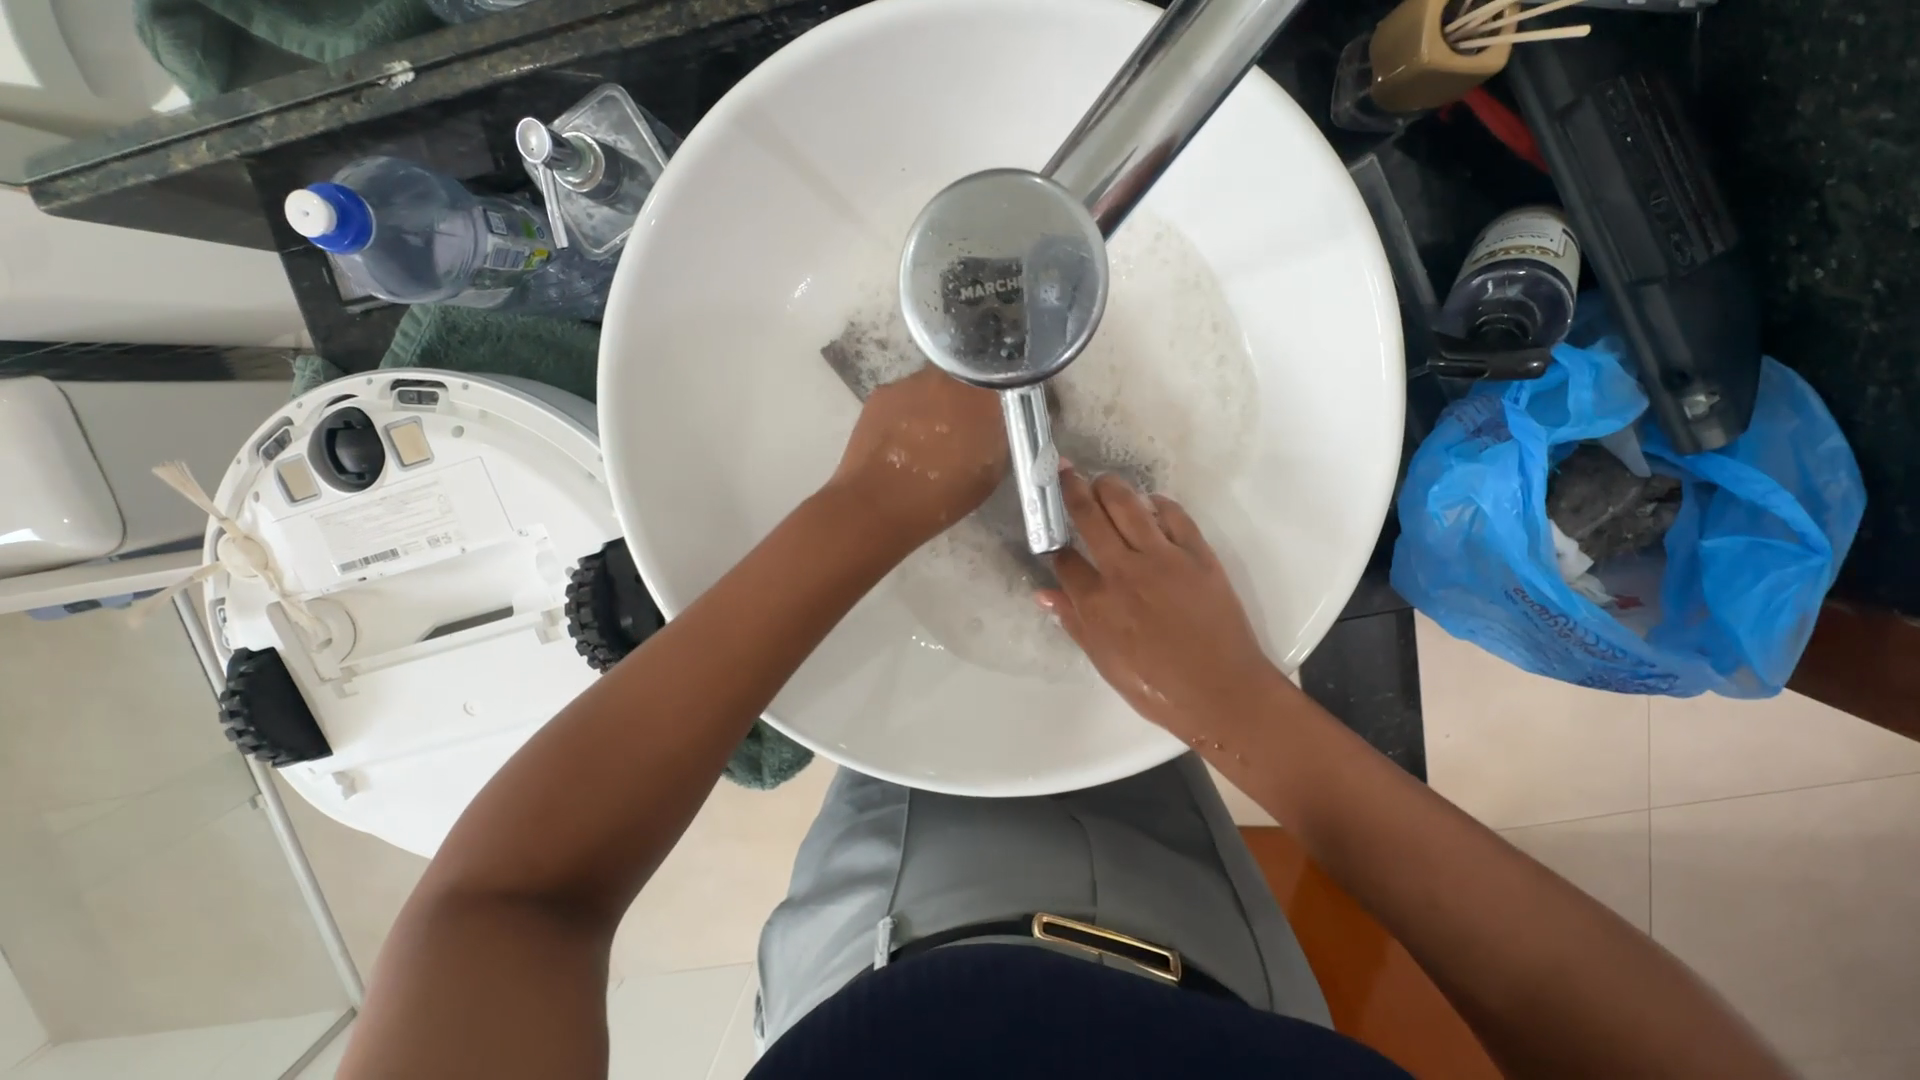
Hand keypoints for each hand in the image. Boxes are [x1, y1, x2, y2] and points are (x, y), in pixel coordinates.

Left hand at [827, 367, 1008, 549]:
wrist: (876, 505)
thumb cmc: (940, 498)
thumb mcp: (989, 472)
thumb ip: (996, 436)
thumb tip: (994, 422)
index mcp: (982, 397)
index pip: (999, 381)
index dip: (997, 398)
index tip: (993, 417)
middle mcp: (947, 379)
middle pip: (963, 379)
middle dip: (963, 401)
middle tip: (960, 430)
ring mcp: (911, 382)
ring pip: (931, 387)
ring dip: (933, 405)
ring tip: (926, 438)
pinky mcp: (882, 393)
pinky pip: (904, 397)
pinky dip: (906, 412)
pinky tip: (901, 439)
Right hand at [1037, 469, 1282, 741]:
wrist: (1223, 692)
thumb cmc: (1158, 688)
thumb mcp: (1106, 663)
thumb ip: (1075, 623)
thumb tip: (1044, 594)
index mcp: (1098, 603)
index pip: (1064, 560)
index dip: (1053, 545)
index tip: (1051, 534)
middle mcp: (1125, 571)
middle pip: (1090, 517)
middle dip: (1072, 490)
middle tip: (1064, 471)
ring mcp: (1163, 558)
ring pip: (1128, 505)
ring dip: (1110, 486)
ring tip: (1102, 480)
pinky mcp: (1198, 554)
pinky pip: (1174, 515)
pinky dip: (1158, 504)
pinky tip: (1151, 503)